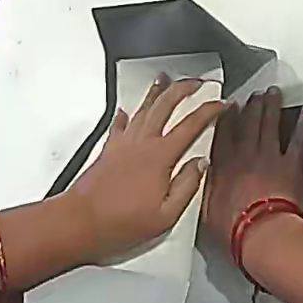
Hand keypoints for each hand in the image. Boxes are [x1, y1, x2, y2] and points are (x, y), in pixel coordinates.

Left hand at [60, 77, 222, 261]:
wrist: (81, 221)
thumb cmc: (122, 223)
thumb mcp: (166, 215)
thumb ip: (187, 185)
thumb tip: (201, 164)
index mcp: (160, 157)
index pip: (190, 125)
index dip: (209, 111)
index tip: (220, 104)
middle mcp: (141, 143)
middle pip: (164, 105)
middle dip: (182, 89)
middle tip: (196, 82)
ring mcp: (122, 143)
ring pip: (142, 108)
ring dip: (156, 92)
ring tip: (164, 80)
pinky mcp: (108, 149)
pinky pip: (119, 124)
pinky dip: (126, 115)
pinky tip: (127, 111)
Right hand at [204, 87, 302, 262]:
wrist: (264, 234)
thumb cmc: (236, 228)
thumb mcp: (207, 212)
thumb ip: (205, 189)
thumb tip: (199, 180)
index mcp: (223, 166)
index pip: (222, 134)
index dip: (225, 117)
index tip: (227, 106)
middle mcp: (246, 155)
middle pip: (248, 123)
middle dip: (250, 106)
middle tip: (253, 94)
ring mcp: (270, 157)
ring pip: (270, 124)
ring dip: (271, 106)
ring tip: (273, 93)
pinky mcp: (292, 165)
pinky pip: (299, 139)